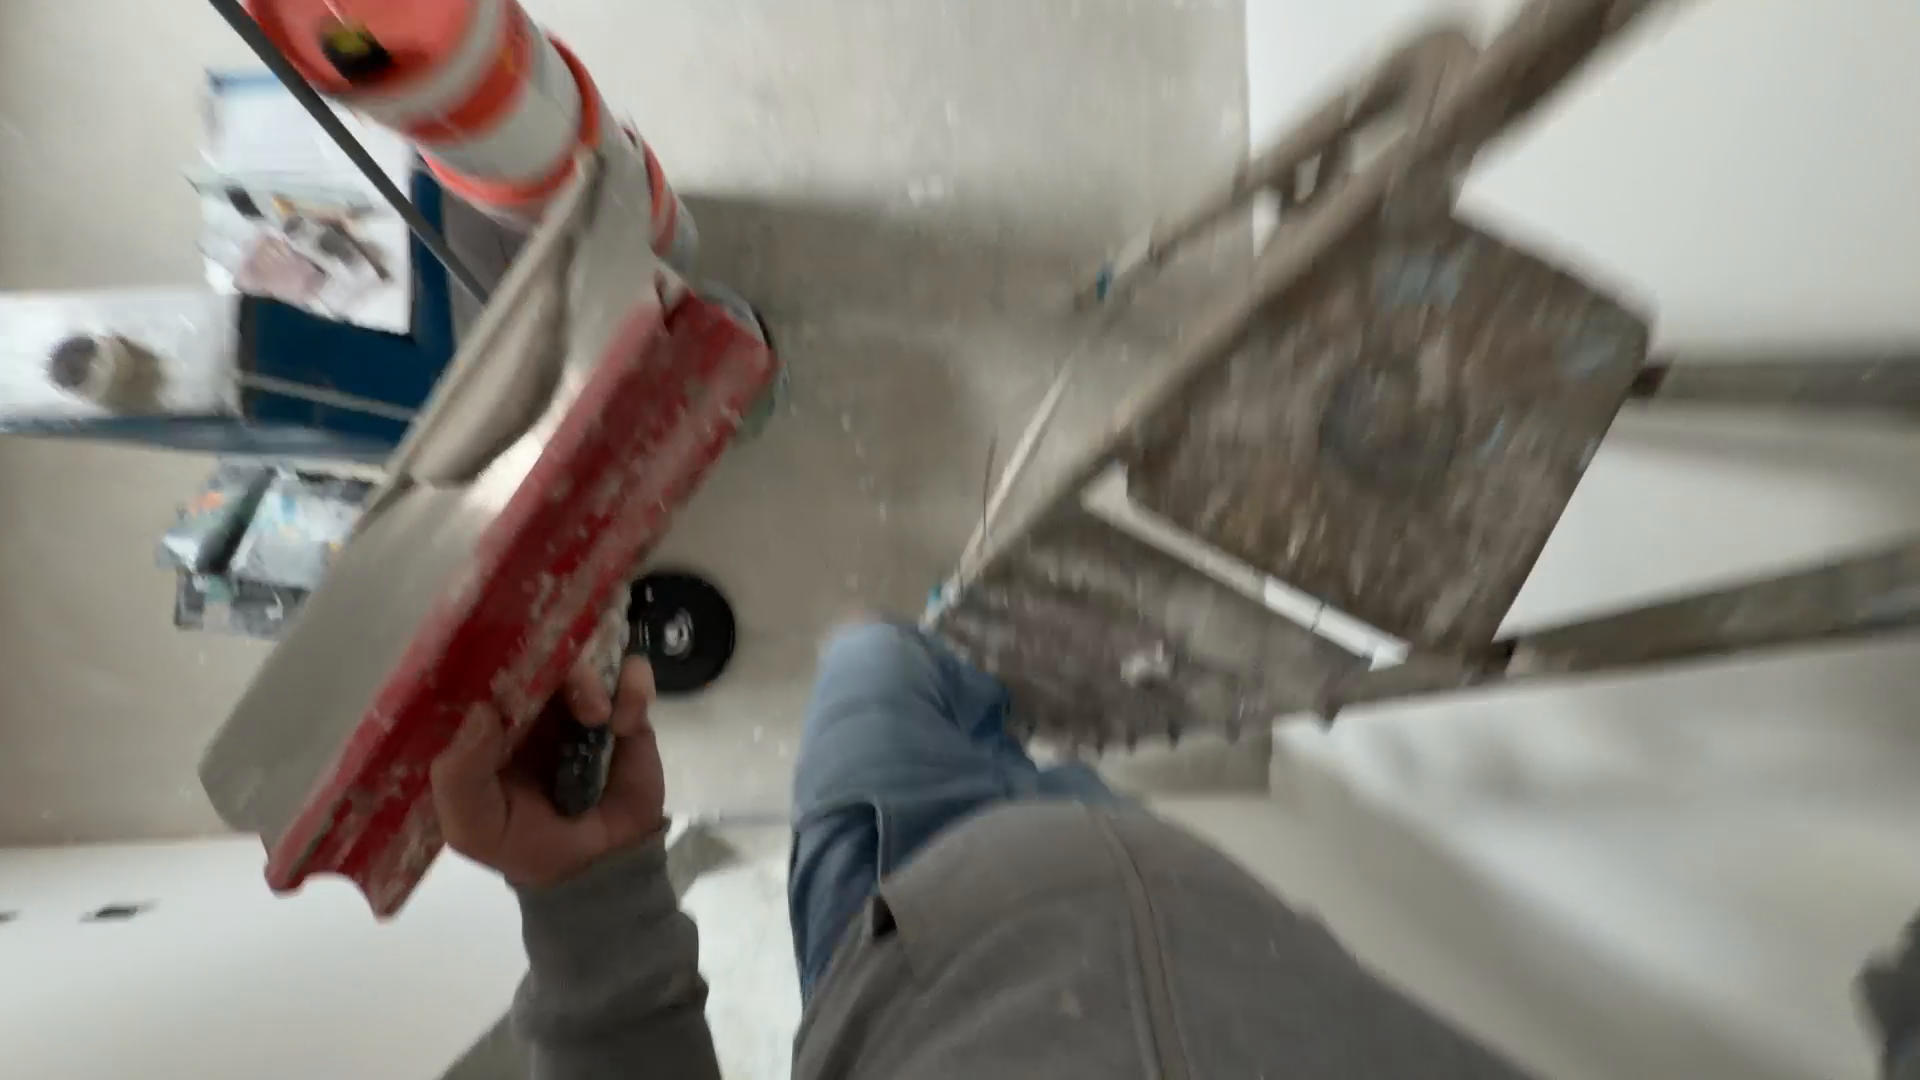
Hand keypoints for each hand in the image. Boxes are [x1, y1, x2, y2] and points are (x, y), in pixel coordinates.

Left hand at [431, 655, 665, 887]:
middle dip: (556, 670)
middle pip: (542, 658)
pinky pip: (635, 675)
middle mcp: (535, 709)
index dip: (496, 664)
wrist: (599, 865)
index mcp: (492, 727)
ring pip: (589, 659)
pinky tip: (627, 725)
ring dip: (595, 681)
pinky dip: (635, 688)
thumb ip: (460, 777)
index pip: (488, 678)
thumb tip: (482, 710)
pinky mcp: (628, 710)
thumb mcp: (474, 827)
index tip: (506, 667)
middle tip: (568, 703)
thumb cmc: (525, 844)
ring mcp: (583, 706)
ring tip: (601, 719)